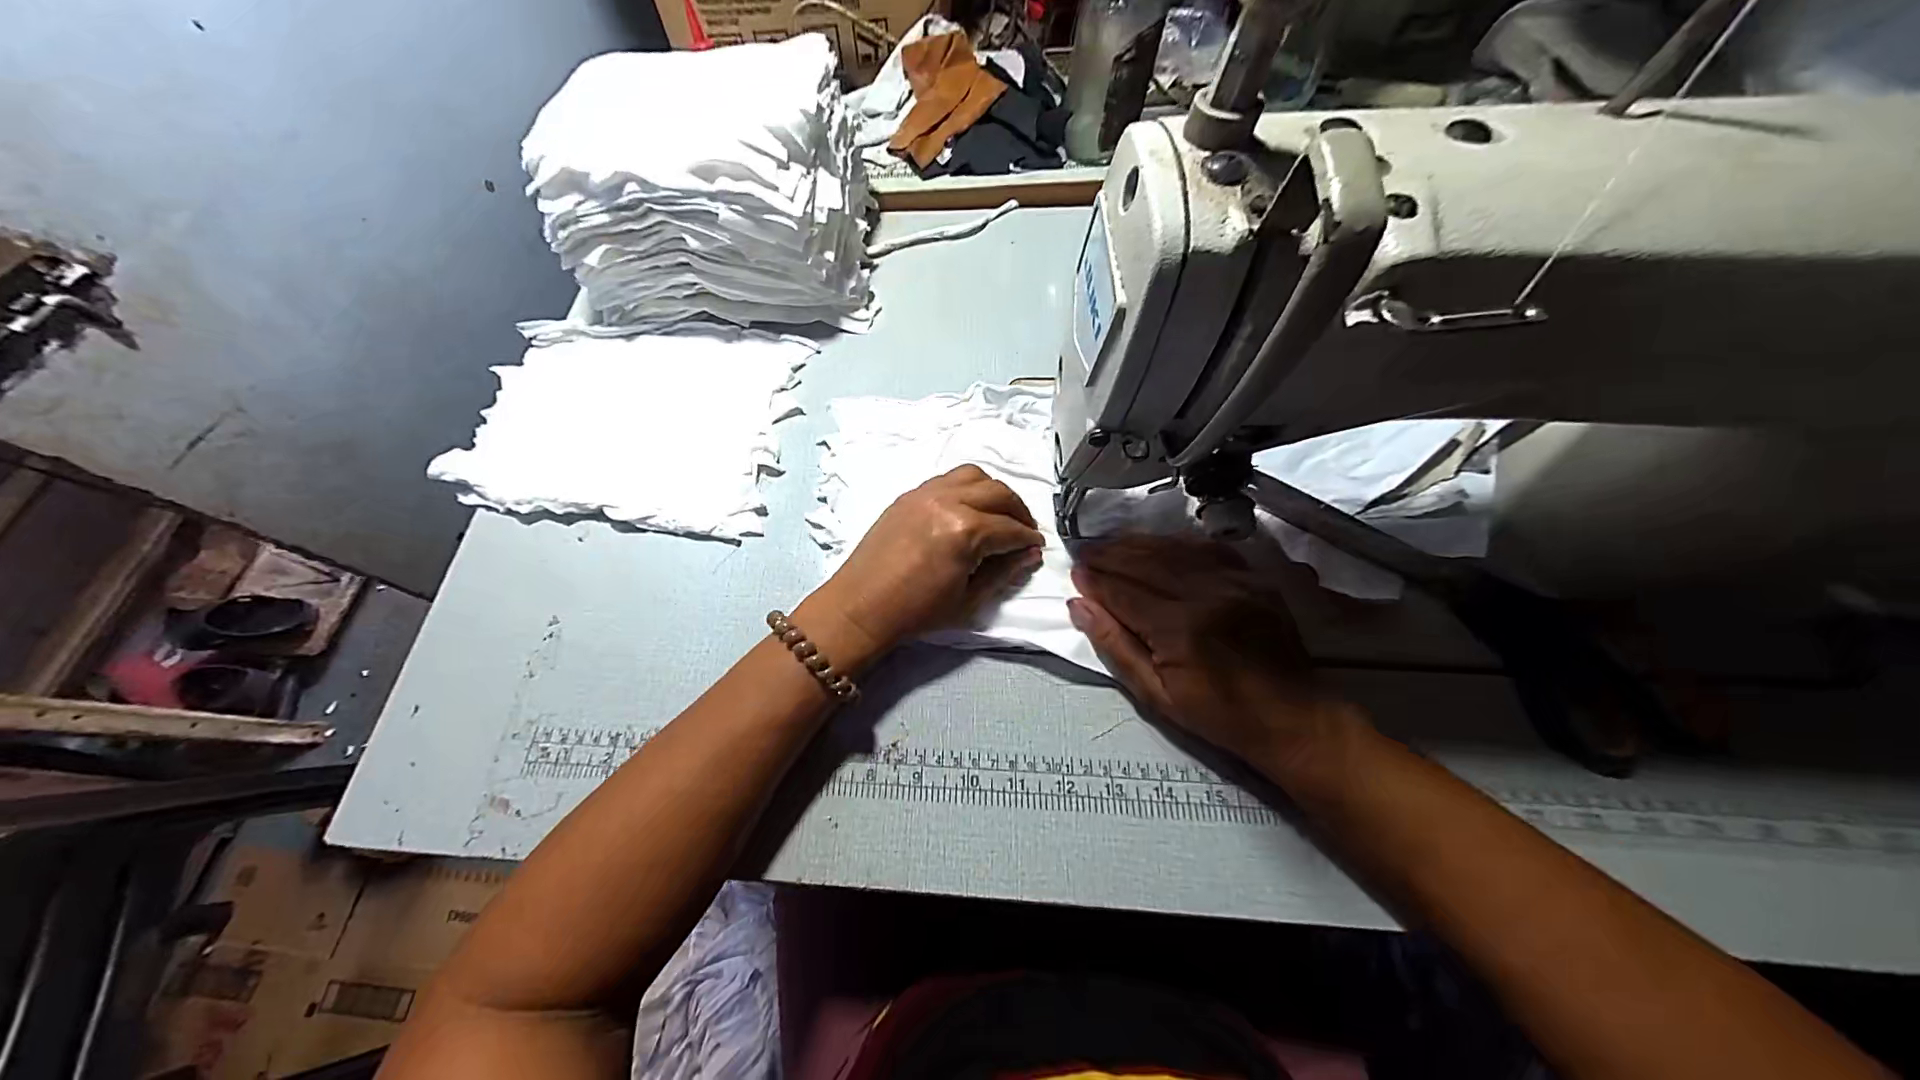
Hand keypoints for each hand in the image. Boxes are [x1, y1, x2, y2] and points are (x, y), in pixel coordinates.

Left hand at [800, 465, 1044, 668]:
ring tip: (1000, 515)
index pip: (1011, 529)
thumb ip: (1004, 573)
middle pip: (999, 494)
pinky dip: (967, 488)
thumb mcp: (968, 600)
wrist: (861, 607)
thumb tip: (1029, 555)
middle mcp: (947, 502)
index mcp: (965, 530)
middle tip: (1025, 532)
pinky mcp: (909, 495)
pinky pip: (948, 479)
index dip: (1029, 540)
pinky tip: (970, 509)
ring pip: (975, 476)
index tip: (1036, 548)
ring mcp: (926, 493)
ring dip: (995, 493)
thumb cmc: (915, 612)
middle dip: (1019, 512)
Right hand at [1068, 535, 1363, 774]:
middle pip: (1144, 562)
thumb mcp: (1156, 695)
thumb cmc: (1220, 715)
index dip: (1095, 581)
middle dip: (1109, 556)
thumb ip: (1115, 645)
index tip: (1075, 574)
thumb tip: (1080, 606)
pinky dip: (1176, 543)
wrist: (1292, 717)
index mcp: (1179, 628)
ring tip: (1111, 546)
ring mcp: (1234, 581)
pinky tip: (1158, 545)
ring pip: (1172, 549)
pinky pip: (1205, 548)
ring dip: (1136, 545)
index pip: (1123, 591)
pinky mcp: (1252, 577)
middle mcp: (1206, 593)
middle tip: (1085, 555)